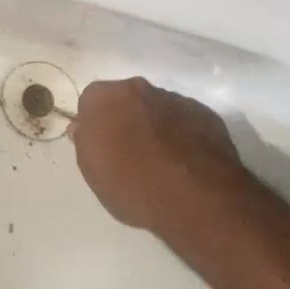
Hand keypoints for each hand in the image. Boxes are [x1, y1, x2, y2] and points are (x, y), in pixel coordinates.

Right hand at [69, 77, 246, 233]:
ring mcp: (176, 99)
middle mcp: (139, 88)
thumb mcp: (92, 171)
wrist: (197, 200)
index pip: (91, 101)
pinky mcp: (207, 115)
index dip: (97, 124)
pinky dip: (184, 136)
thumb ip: (85, 141)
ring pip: (158, 109)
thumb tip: (83, 128)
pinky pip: (187, 121)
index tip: (103, 147)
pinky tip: (187, 163)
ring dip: (157, 127)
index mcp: (104, 97)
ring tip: (164, 163)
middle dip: (128, 120)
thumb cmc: (132, 185)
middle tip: (131, 154)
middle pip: (127, 100)